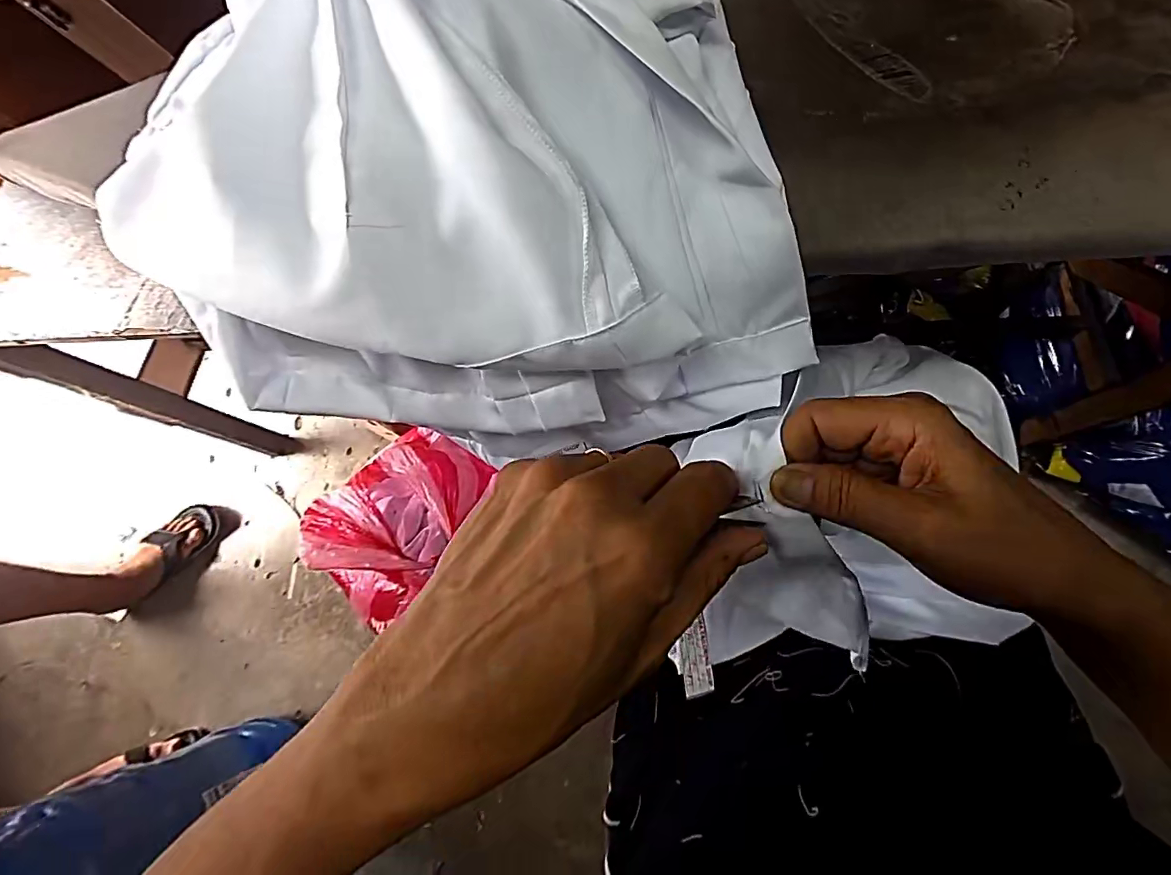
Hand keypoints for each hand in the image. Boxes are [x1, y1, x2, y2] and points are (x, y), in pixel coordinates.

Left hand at [298, 448, 764, 837]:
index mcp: (642, 545)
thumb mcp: (643, 651)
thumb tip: (750, 534)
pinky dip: (582, 491)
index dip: (720, 499)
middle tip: (651, 542)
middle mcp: (600, 497)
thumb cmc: (544, 697)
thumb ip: (705, 578)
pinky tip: (556, 538)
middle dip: (672, 495)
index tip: (711, 522)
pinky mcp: (512, 478)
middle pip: (668, 461)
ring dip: (626, 492)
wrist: (420, 709)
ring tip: (596, 544)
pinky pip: (575, 467)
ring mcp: (550, 480)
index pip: (711, 479)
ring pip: (621, 461)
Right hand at [769, 394, 1133, 618]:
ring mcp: (906, 445)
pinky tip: (849, 524)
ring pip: (838, 456)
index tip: (788, 506)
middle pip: (826, 433)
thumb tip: (778, 479)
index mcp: (907, 417)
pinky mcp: (909, 470)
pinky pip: (859, 474)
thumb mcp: (915, 526)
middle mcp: (902, 420)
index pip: (819, 417)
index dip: (795, 457)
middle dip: (806, 473)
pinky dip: (844, 497)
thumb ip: (844, 498)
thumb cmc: (995, 548)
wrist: (1055, 572)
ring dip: (824, 488)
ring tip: (829, 528)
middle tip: (804, 524)